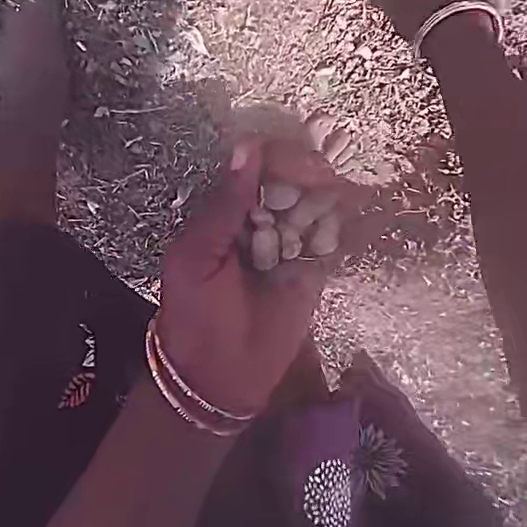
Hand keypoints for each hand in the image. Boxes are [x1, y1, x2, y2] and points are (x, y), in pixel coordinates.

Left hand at [155, 137, 339, 413]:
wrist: (218, 379)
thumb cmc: (197, 314)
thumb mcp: (199, 254)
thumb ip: (226, 205)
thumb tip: (248, 148)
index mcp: (227, 218)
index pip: (255, 175)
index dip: (276, 161)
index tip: (296, 151)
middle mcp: (260, 226)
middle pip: (290, 188)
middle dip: (302, 180)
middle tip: (316, 178)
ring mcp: (289, 248)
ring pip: (312, 211)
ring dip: (317, 205)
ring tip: (319, 209)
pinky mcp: (312, 272)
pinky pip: (326, 242)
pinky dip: (329, 231)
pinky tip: (325, 230)